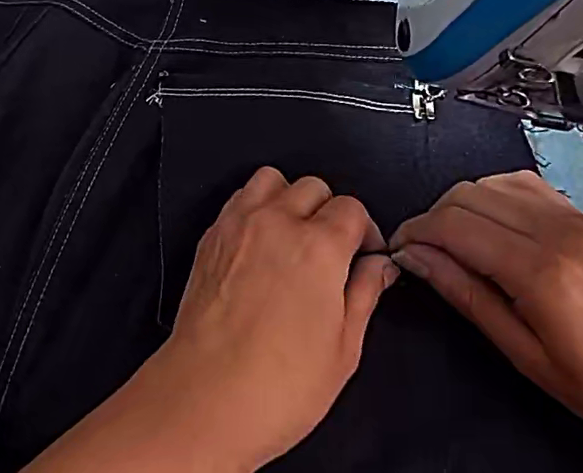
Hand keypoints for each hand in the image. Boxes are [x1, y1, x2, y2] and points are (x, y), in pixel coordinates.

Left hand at [25, 168, 396, 472]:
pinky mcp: (213, 235)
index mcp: (320, 246)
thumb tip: (378, 265)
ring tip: (293, 234)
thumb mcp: (344, 350)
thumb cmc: (278, 387)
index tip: (364, 254)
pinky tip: (261, 241)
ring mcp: (241, 224)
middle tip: (330, 249)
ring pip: (274, 179)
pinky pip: (240, 197)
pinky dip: (256, 206)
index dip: (364, 230)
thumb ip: (366, 293)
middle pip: (315, 187)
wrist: (203, 402)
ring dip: (289, 198)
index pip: (353, 208)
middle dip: (330, 212)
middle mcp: (280, 222)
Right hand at [390, 171, 582, 472]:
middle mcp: (562, 230)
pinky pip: (530, 185)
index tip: (400, 245)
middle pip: (471, 192)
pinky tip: (494, 224)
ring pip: (497, 180)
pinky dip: (499, 195)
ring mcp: (580, 217)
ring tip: (455, 239)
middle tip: (421, 246)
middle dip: (435, 214)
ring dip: (464, 202)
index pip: (456, 224)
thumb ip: (466, 295)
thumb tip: (419, 259)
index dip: (417, 230)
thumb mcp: (526, 356)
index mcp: (544, 272)